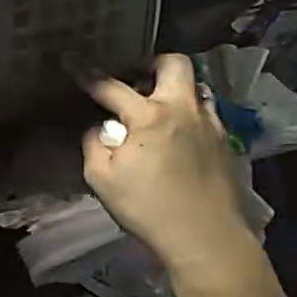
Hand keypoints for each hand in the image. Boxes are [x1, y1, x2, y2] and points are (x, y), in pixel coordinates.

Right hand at [81, 53, 252, 269]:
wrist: (205, 237)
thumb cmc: (147, 207)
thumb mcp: (101, 179)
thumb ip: (94, 145)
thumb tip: (101, 129)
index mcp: (149, 117)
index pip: (110, 86)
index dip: (87, 73)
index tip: (71, 59)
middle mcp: (184, 110)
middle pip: (173, 64)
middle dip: (149, 64)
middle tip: (132, 79)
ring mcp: (210, 124)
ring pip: (193, 88)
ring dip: (171, 91)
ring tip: (153, 111)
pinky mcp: (225, 142)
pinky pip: (203, 114)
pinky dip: (184, 115)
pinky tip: (174, 137)